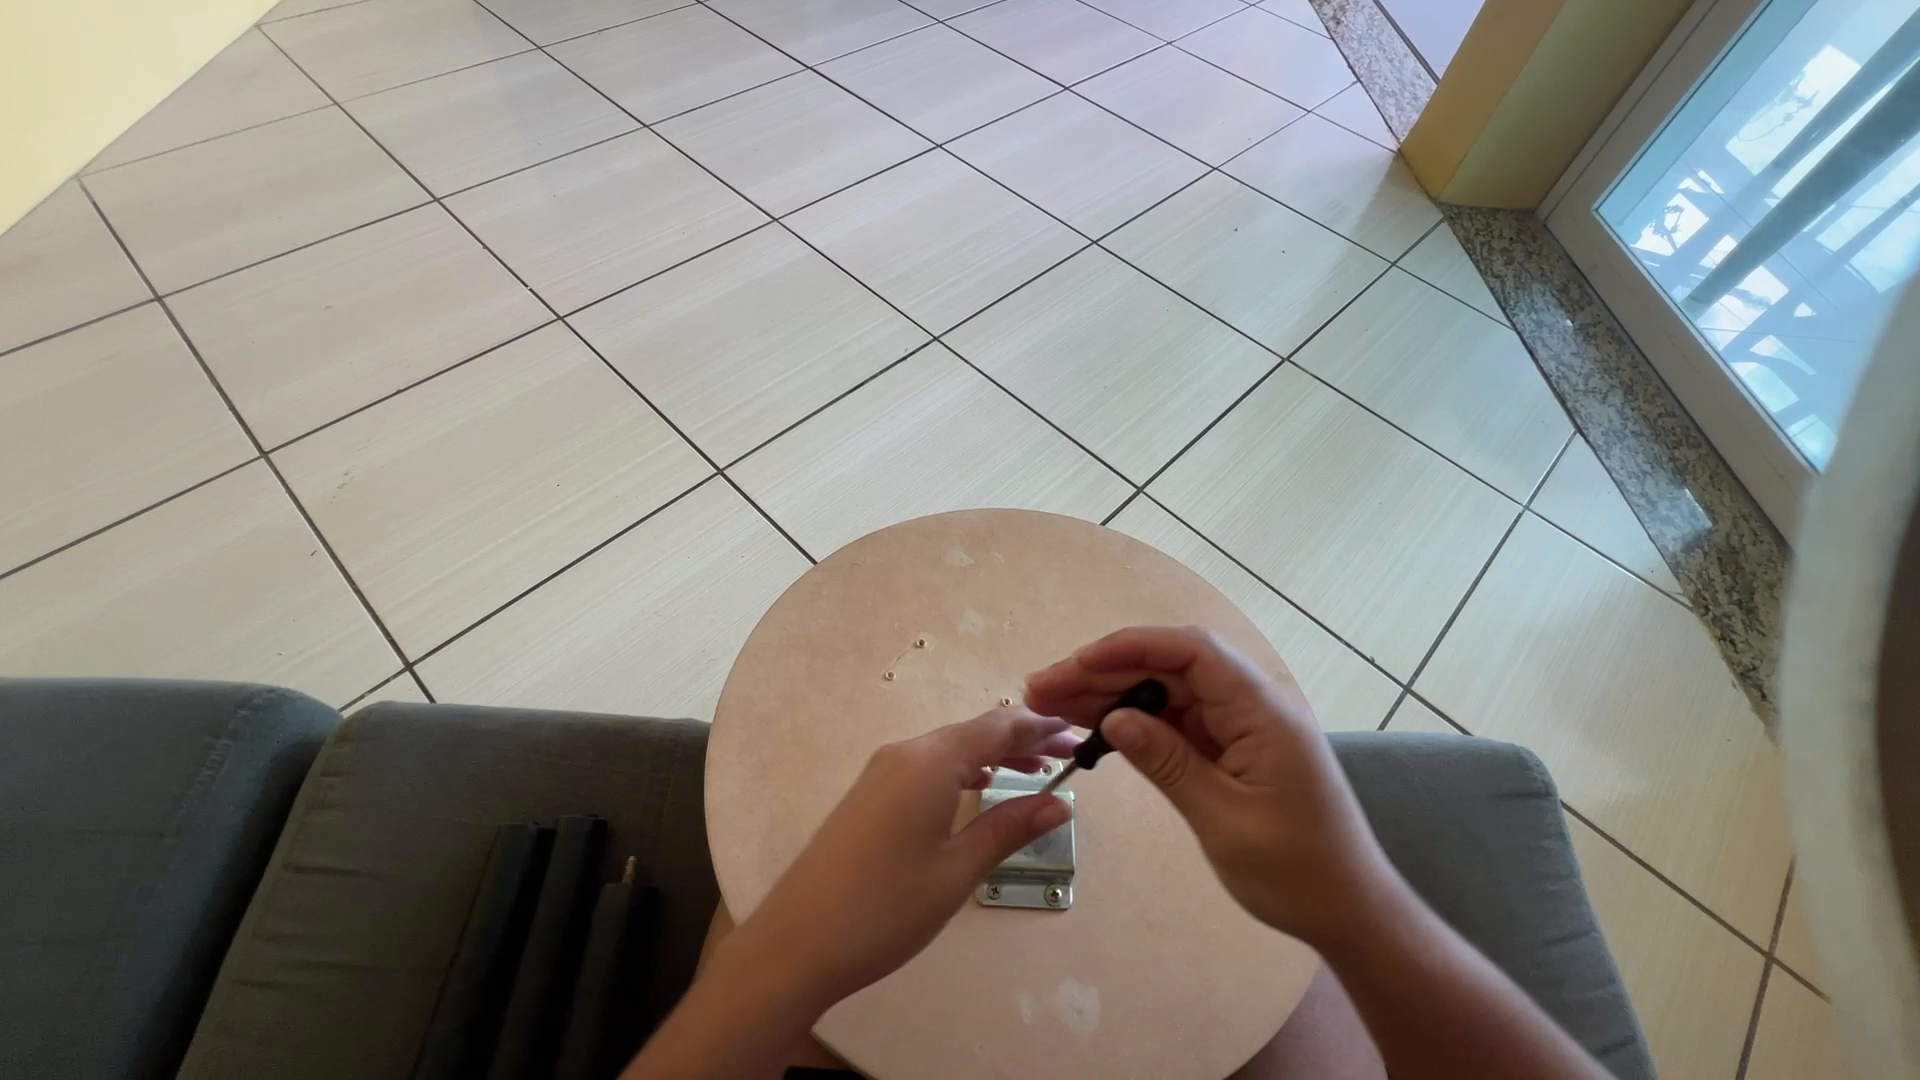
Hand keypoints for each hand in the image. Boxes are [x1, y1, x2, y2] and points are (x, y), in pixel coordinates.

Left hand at [725, 707, 1078, 1010]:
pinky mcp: (871, 792)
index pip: (997, 727)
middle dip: (1022, 739)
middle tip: (1068, 754)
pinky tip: (981, 786)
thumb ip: (1009, 828)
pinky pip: (928, 765)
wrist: (795, 942)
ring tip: (1037, 770)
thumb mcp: (957, 871)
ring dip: (993, 754)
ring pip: (950, 748)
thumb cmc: (885, 908)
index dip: (1041, 727)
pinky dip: (963, 769)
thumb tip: (1060, 801)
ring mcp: (882, 771)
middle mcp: (905, 753)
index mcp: (929, 762)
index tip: (1079, 731)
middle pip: (974, 732)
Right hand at [1024, 625, 1399, 947]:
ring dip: (1108, 693)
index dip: (1132, 647)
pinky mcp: (1226, 745)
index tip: (1079, 664)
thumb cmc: (1296, 870)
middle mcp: (1249, 704)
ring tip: (1050, 702)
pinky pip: (1171, 720)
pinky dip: (1129, 720)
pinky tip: (1090, 725)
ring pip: (1163, 691)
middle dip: (1104, 671)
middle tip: (1042, 688)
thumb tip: (1114, 719)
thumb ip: (1168, 763)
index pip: (1192, 653)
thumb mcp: (1226, 819)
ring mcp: (1236, 724)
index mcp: (1263, 710)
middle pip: (1168, 667)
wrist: (1348, 910)